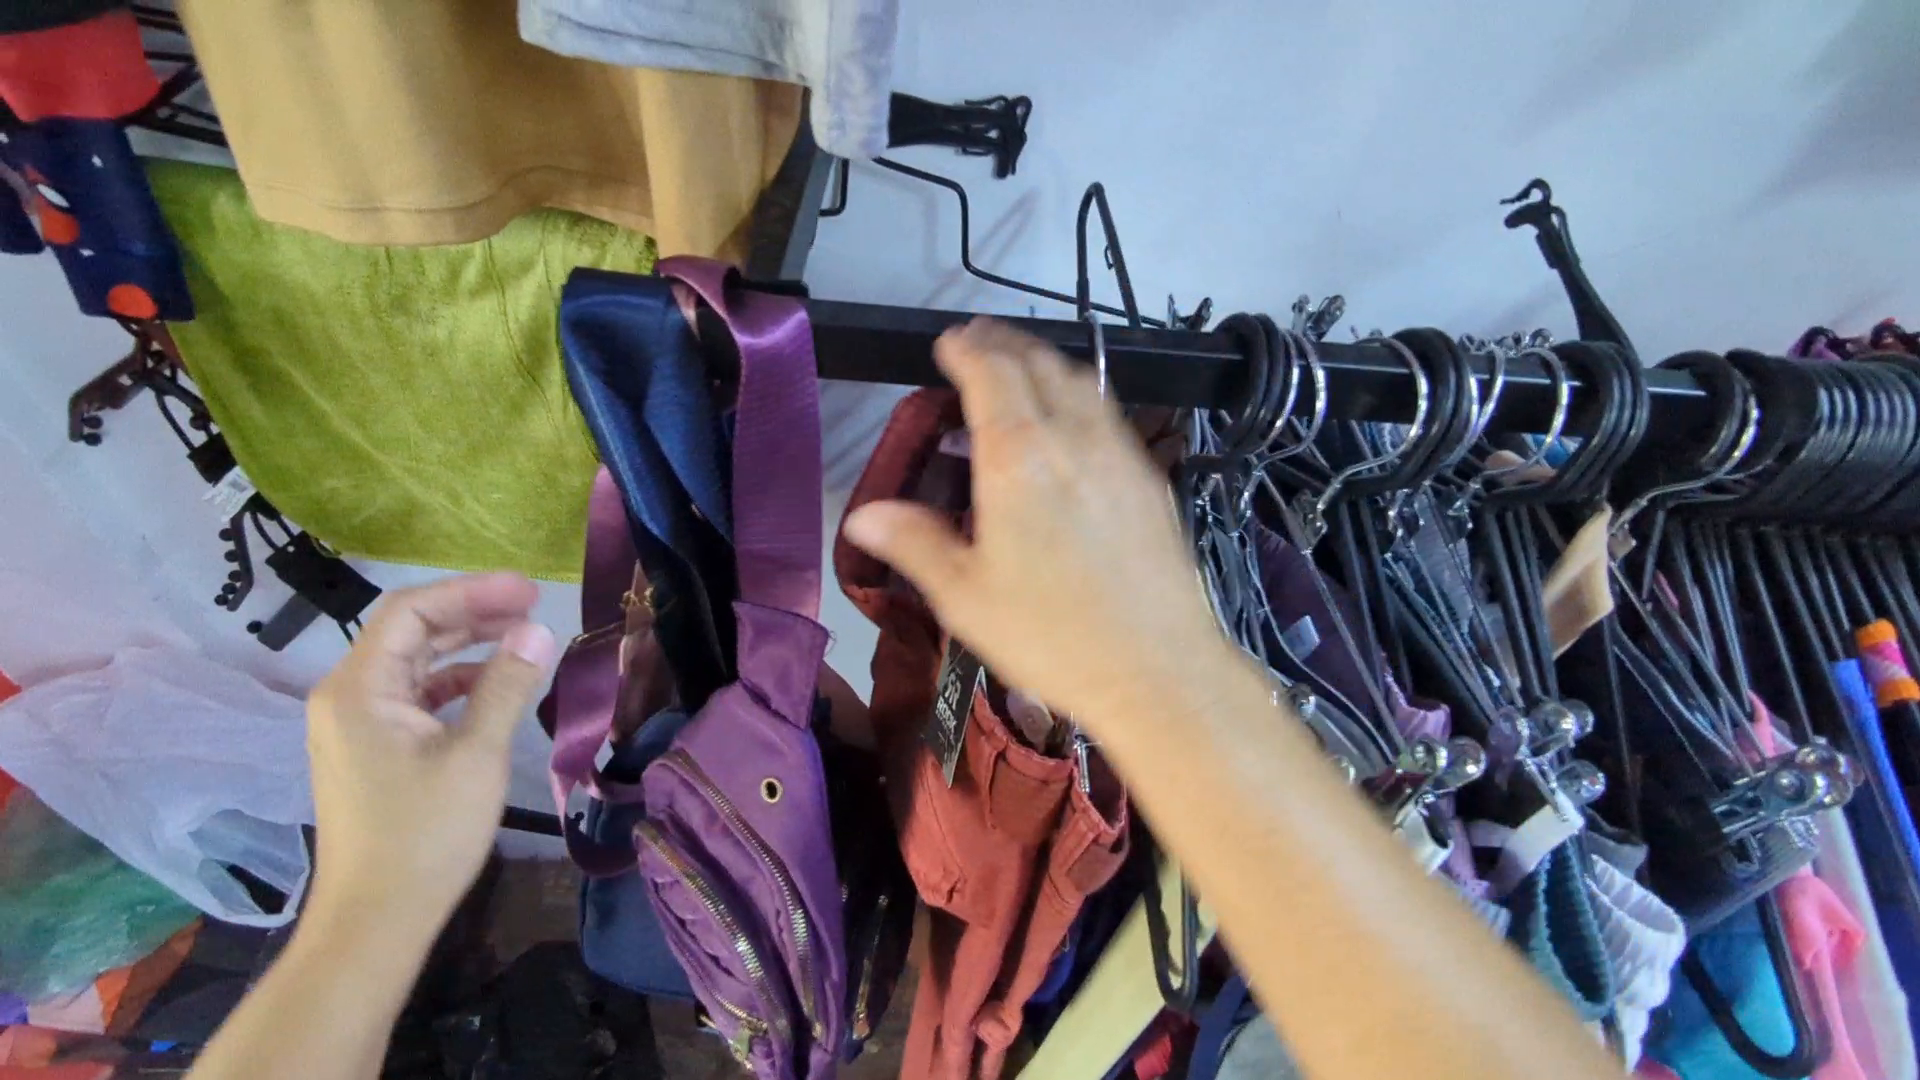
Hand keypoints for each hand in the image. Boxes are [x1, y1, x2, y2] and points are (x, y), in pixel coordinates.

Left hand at [305, 574, 557, 936]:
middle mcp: (348, 696)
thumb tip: (539, 630)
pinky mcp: (374, 747)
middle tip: (535, 606)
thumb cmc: (425, 834)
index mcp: (359, 689)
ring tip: (524, 636)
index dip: (472, 592)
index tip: (529, 592)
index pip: (411, 612)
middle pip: (411, 631)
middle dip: (474, 612)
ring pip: (416, 661)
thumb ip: (506, 684)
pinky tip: (495, 682)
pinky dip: (458, 678)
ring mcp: (357, 723)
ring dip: (469, 643)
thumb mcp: (476, 753)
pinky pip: (417, 693)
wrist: (376, 919)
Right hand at [842, 318, 1231, 725]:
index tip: (948, 343)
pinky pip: (1109, 414)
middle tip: (977, 344)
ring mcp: (1121, 454)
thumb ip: (913, 543)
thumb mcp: (965, 597)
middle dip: (1003, 344)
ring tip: (1020, 370)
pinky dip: (1078, 396)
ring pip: (1081, 382)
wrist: (1158, 669)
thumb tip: (863, 514)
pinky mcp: (1150, 479)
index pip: (990, 374)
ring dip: (1044, 363)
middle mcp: (1074, 438)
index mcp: (1019, 457)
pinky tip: (1071, 426)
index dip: (965, 350)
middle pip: (1038, 364)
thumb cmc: (1051, 636)